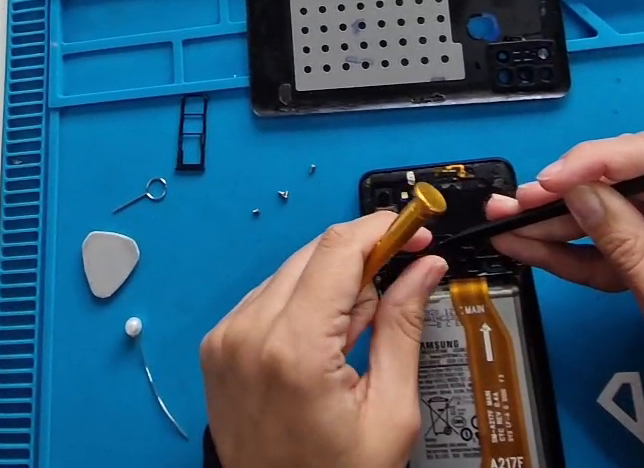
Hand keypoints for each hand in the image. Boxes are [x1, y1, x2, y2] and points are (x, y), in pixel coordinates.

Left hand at [201, 213, 449, 467]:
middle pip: (316, 252)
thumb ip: (404, 327)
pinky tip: (319, 344)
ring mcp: (227, 336)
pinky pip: (269, 293)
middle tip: (391, 297)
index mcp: (295, 349)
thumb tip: (425, 267)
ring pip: (293, 268)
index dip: (382, 230)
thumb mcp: (390, 414)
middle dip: (361, 261)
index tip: (415, 233)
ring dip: (331, 284)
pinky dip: (302, 303)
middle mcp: (250, 331)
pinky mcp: (217, 342)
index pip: (339, 248)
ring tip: (350, 340)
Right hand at [486, 132, 643, 467]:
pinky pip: (617, 244)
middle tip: (518, 202)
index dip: (603, 161)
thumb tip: (579, 190)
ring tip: (507, 219)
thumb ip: (631, 250)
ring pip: (617, 208)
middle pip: (634, 179)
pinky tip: (530, 245)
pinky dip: (575, 249)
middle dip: (572, 188)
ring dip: (562, 218)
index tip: (551, 180)